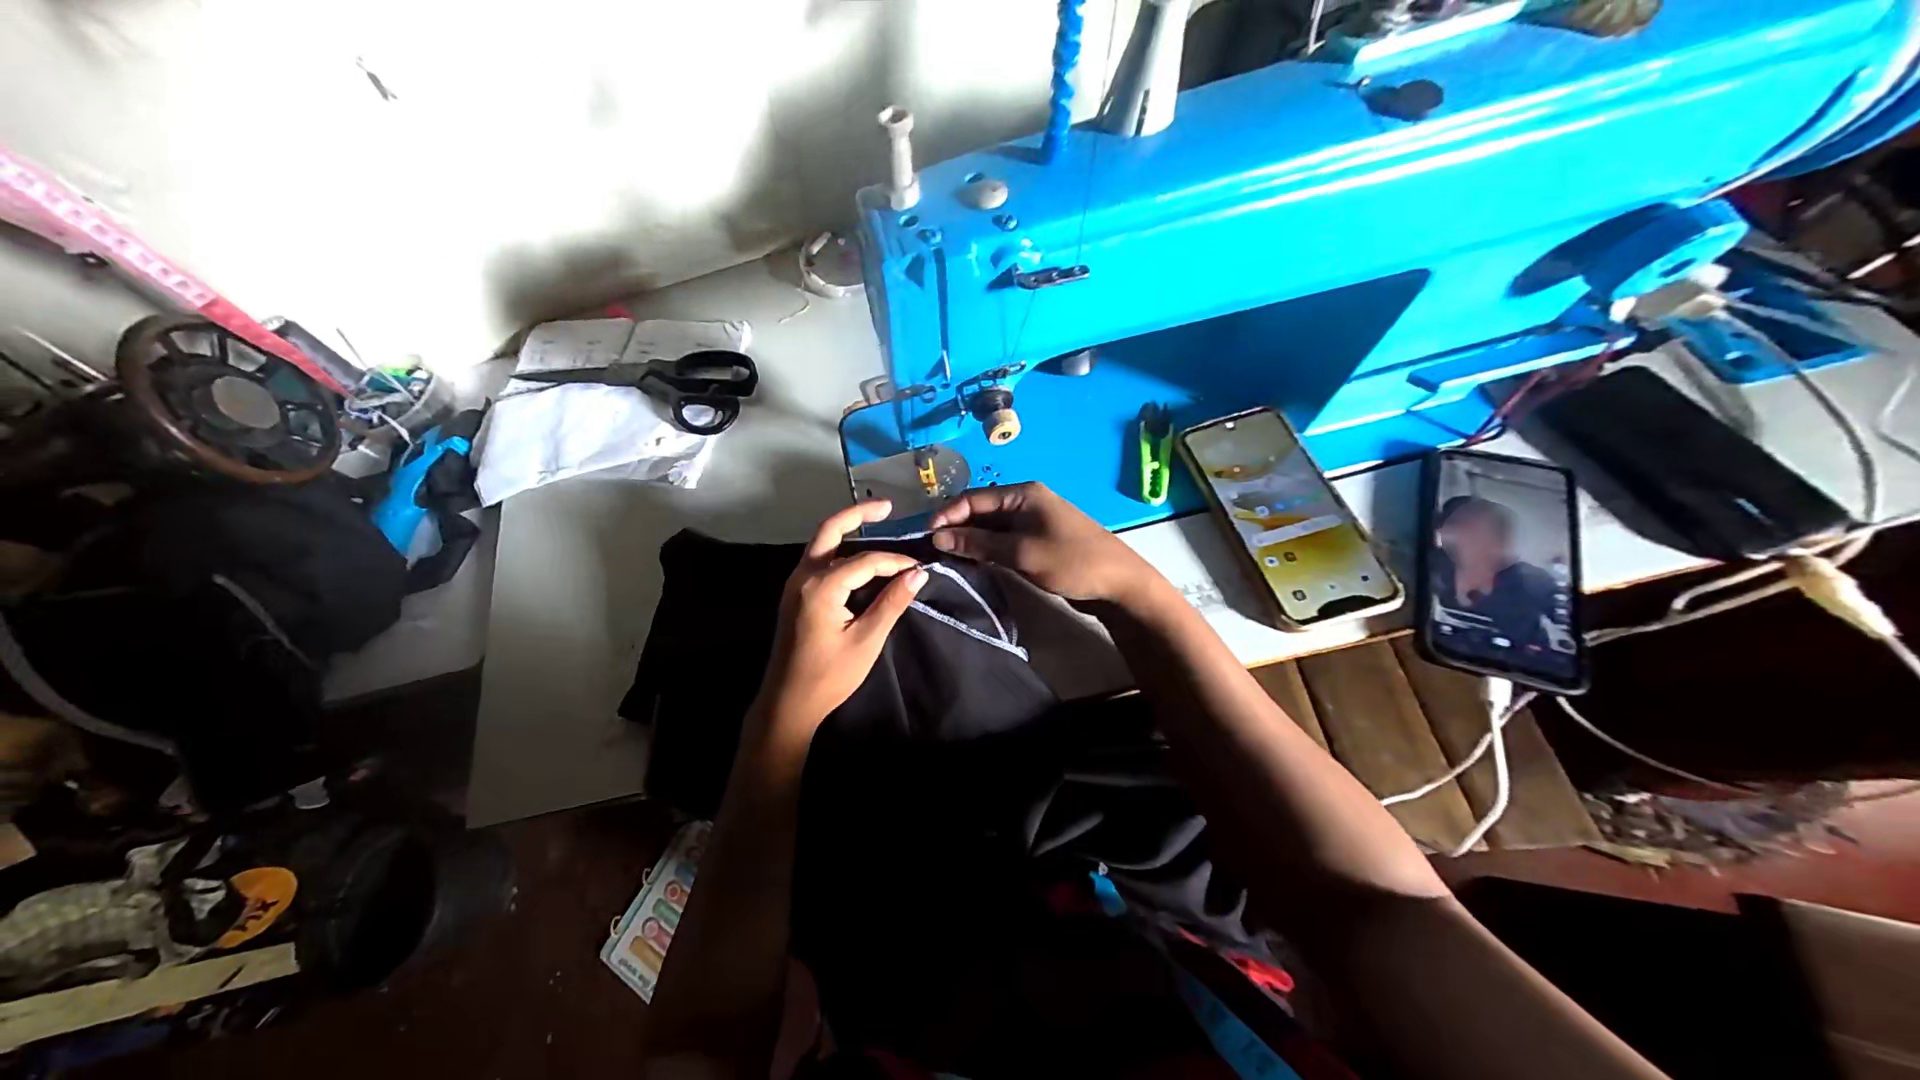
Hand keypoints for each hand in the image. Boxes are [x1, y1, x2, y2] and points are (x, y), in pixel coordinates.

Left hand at [757, 501, 926, 729]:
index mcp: (820, 586)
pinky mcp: (795, 595)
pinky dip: (839, 550)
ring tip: (877, 523)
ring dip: (847, 530)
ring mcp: (795, 584)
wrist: (787, 702)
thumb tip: (917, 573)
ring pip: (822, 543)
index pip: (865, 560)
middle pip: (830, 530)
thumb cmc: (829, 675)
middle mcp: (803, 576)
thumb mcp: (866, 640)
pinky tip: (859, 557)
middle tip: (888, 507)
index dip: (895, 561)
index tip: (919, 568)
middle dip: (859, 514)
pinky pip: (819, 560)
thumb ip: (892, 602)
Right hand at [930, 482, 1160, 603]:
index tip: (925, 536)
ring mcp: (1033, 522)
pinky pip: (1003, 540)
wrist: (1118, 584)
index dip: (947, 515)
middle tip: (931, 550)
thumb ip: (979, 544)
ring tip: (945, 558)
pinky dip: (986, 549)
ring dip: (970, 540)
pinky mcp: (1037, 541)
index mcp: (1024, 494)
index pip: (974, 498)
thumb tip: (939, 537)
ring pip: (991, 527)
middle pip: (981, 510)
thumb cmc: (1071, 562)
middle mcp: (1026, 501)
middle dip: (956, 528)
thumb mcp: (1021, 553)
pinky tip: (971, 562)